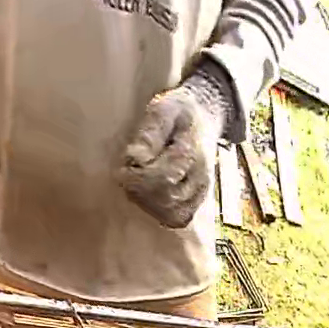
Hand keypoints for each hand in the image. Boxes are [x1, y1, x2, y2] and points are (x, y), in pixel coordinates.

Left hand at [118, 69, 230, 227]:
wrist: (205, 120)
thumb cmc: (179, 112)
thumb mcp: (164, 109)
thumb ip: (151, 131)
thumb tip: (135, 158)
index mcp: (192, 154)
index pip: (164, 178)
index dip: (139, 177)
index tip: (124, 167)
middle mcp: (200, 179)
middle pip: (167, 199)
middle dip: (142, 191)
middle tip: (126, 176)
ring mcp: (200, 194)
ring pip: (172, 214)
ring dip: (149, 204)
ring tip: (136, 186)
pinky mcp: (196, 204)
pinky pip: (178, 219)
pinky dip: (160, 213)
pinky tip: (149, 198)